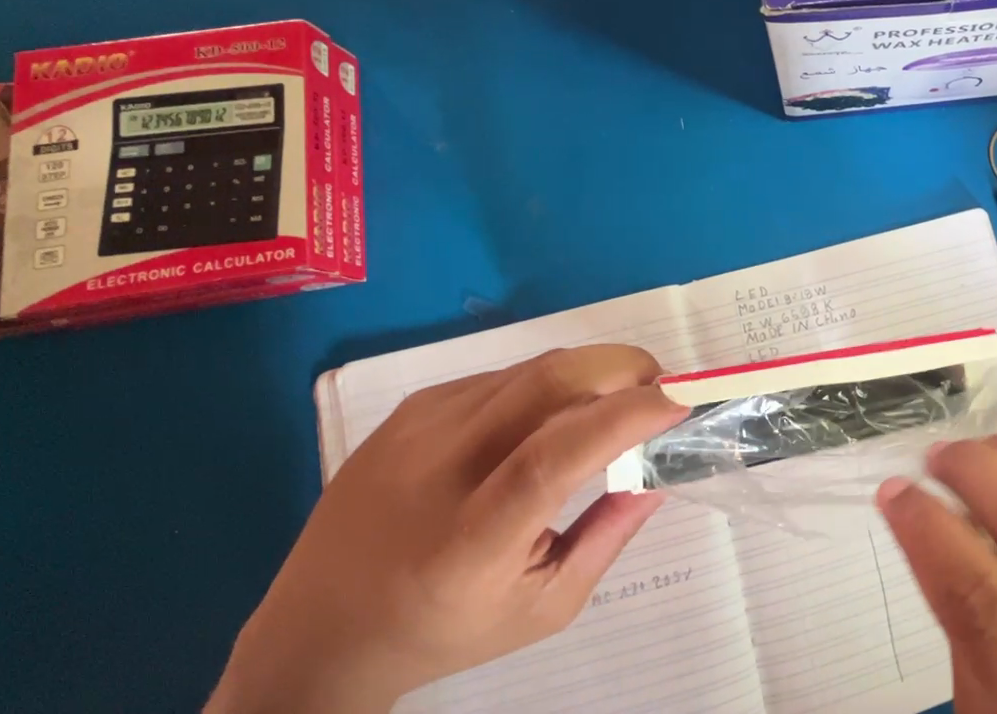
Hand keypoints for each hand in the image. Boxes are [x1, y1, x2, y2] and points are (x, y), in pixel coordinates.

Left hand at [207, 346, 688, 713]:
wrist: (317, 629)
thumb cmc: (444, 631)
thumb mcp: (543, 607)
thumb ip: (608, 537)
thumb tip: (660, 474)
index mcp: (470, 541)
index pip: (554, 456)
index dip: (623, 418)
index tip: (680, 400)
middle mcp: (437, 470)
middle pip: (546, 383)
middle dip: (621, 366)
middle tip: (660, 384)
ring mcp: (417, 429)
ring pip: (530, 369)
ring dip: (591, 370)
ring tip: (619, 396)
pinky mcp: (409, 410)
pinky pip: (500, 376)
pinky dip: (549, 382)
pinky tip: (554, 414)